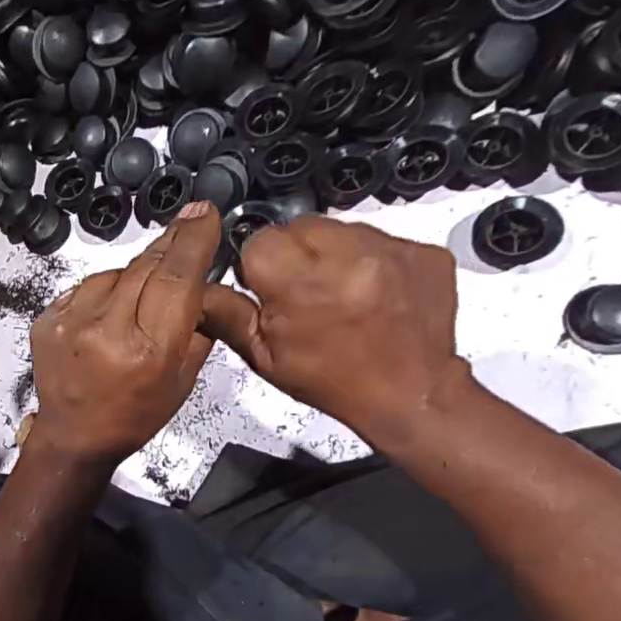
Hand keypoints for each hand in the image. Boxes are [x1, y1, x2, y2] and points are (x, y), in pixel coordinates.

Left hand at [28, 202, 220, 464]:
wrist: (74, 436)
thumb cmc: (130, 416)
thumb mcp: (180, 382)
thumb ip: (197, 330)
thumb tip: (205, 284)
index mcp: (149, 351)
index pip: (176, 278)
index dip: (193, 240)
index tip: (203, 215)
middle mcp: (107, 332)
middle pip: (146, 265)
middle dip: (170, 243)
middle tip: (188, 224)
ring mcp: (72, 323)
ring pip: (115, 272)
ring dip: (134, 276)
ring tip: (137, 307)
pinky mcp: (48, 320)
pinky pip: (87, 286)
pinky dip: (103, 292)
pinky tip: (108, 316)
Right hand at [202, 216, 471, 438]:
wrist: (407, 393)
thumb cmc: (336, 381)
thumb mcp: (266, 358)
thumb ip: (229, 317)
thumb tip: (200, 293)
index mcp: (299, 283)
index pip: (259, 240)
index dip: (258, 265)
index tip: (268, 287)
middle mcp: (346, 256)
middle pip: (299, 226)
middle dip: (295, 255)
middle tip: (305, 295)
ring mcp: (388, 250)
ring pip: (339, 228)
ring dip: (332, 254)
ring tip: (340, 296)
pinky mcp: (419, 250)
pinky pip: (379, 239)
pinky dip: (369, 260)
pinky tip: (369, 294)